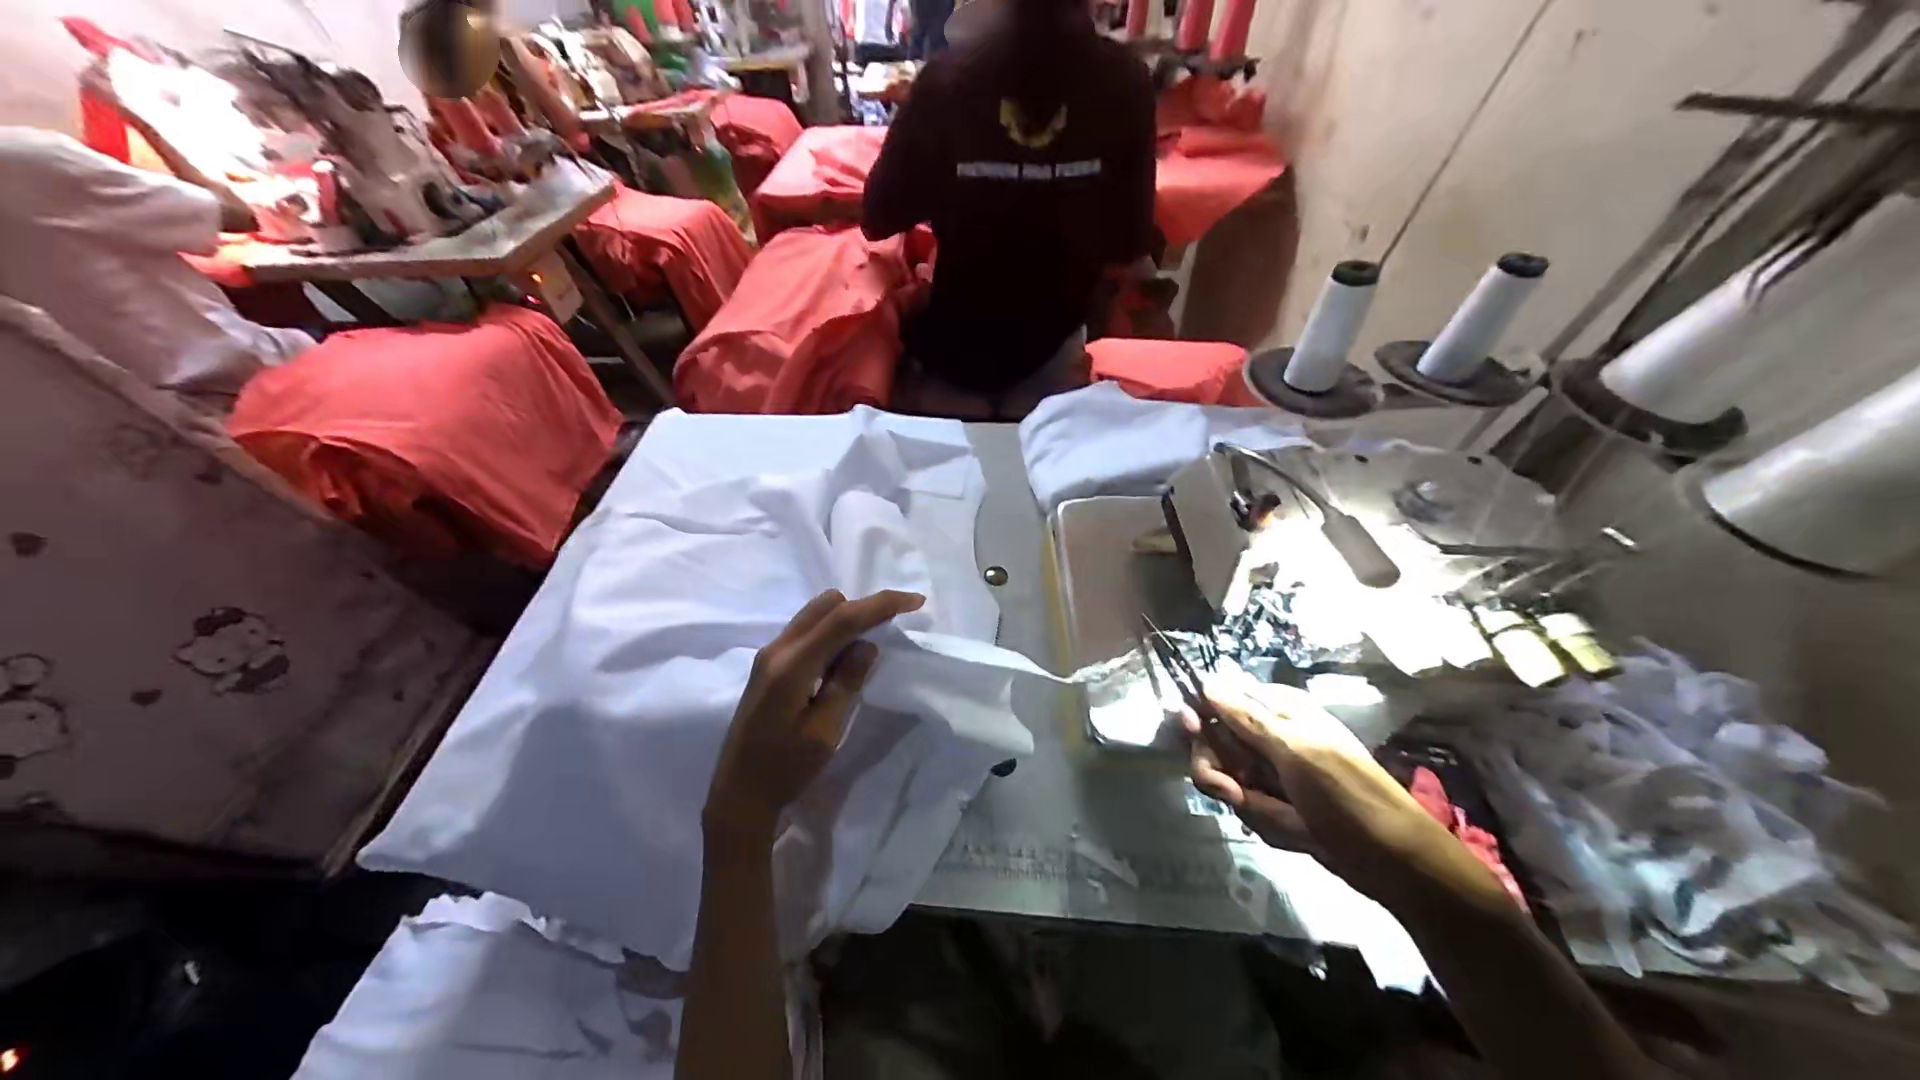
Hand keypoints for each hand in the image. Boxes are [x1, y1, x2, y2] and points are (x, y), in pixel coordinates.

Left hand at [704, 589, 925, 844]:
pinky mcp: (769, 665)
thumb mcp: (824, 733)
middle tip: (891, 630)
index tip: (915, 600)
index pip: (841, 618)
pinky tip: (842, 659)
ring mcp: (769, 655)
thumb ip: (846, 683)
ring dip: (846, 619)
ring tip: (868, 648)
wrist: (738, 794)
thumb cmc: (784, 769)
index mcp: (791, 665)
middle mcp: (777, 649)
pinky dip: (830, 633)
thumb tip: (868, 644)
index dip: (881, 604)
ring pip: (815, 614)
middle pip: (826, 605)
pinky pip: (806, 631)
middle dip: (863, 608)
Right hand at [1185, 684, 1506, 913]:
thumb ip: (1246, 717)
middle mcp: (1273, 737)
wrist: (1395, 862)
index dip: (1202, 717)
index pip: (1222, 700)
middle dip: (1219, 770)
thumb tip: (1207, 681)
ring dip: (1248, 803)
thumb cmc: (1347, 795)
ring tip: (1281, 818)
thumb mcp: (1295, 750)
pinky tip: (1293, 831)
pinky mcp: (1280, 806)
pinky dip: (1266, 822)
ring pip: (1229, 779)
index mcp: (1281, 711)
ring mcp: (1276, 773)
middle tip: (1233, 791)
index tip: (1192, 731)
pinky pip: (1249, 808)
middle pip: (1216, 742)